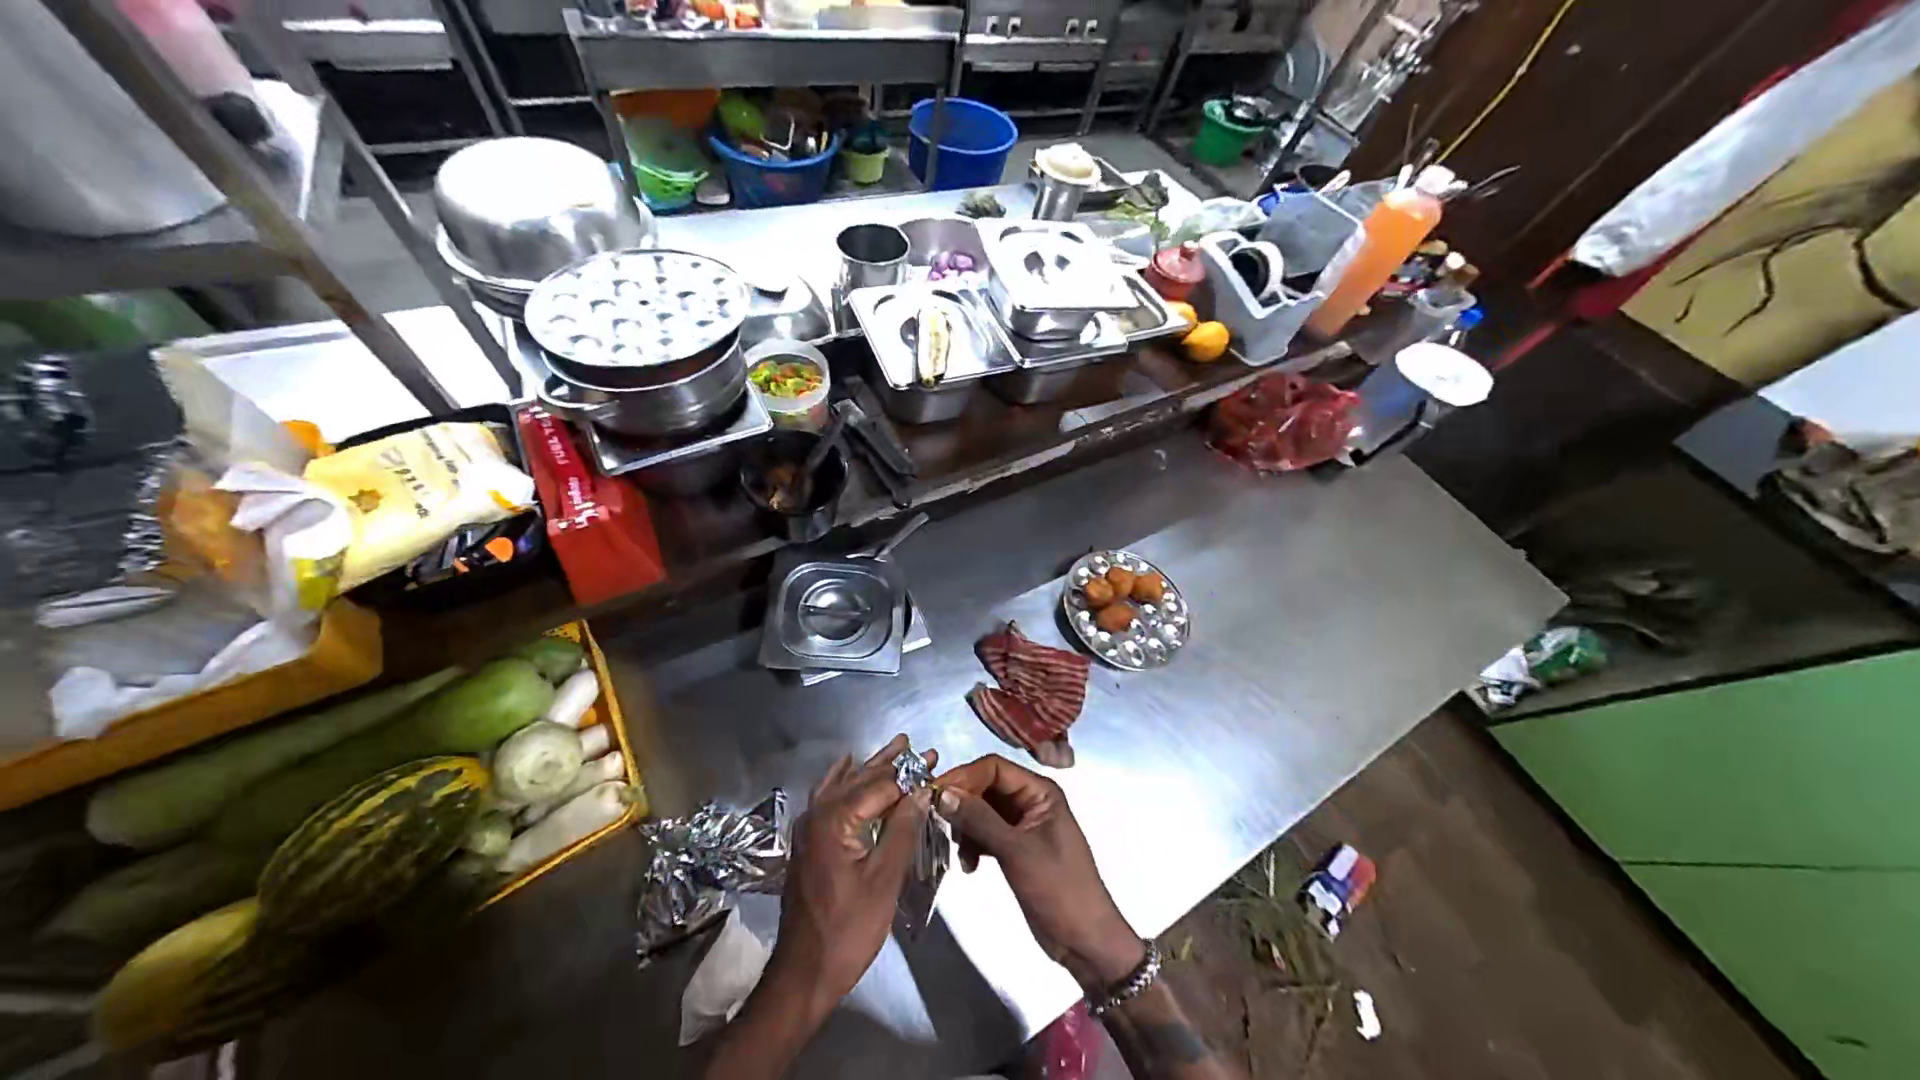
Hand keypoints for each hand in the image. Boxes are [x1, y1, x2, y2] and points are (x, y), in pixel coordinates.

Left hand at [766, 733, 933, 1020]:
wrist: (804, 972)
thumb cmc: (849, 929)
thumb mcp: (885, 879)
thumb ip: (902, 829)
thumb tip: (920, 791)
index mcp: (835, 820)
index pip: (880, 786)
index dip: (909, 773)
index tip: (932, 758)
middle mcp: (817, 815)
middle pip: (859, 779)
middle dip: (890, 764)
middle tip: (915, 746)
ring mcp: (808, 828)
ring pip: (842, 786)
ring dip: (868, 769)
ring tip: (893, 750)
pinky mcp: (807, 841)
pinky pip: (827, 798)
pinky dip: (842, 781)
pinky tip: (849, 770)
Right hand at [935, 755, 1143, 992]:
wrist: (1083, 940)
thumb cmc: (1058, 888)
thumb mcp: (1016, 851)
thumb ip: (979, 819)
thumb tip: (943, 794)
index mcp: (1040, 792)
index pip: (994, 768)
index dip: (964, 776)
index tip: (934, 793)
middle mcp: (1030, 801)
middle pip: (985, 787)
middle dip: (962, 803)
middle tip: (937, 822)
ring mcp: (1022, 825)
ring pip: (981, 811)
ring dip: (966, 828)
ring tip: (961, 853)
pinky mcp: (1014, 848)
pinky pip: (984, 833)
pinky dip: (973, 845)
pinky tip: (970, 865)